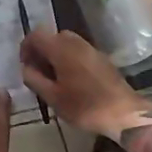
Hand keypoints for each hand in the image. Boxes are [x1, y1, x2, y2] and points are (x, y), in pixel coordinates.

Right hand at [19, 29, 151, 137]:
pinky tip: (70, 79)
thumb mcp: (51, 96)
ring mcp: (94, 51)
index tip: (25, 65)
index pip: (37, 35)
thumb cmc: (84, 107)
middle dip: (42, 49)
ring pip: (68, 43)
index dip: (26, 47)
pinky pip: (80, 51)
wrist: (126, 116)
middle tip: (39, 69)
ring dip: (56, 54)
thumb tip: (26, 67)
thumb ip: (33, 78)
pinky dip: (70, 58)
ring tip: (53, 75)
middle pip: (53, 36)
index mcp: (63, 50)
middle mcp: (78, 45)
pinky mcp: (104, 60)